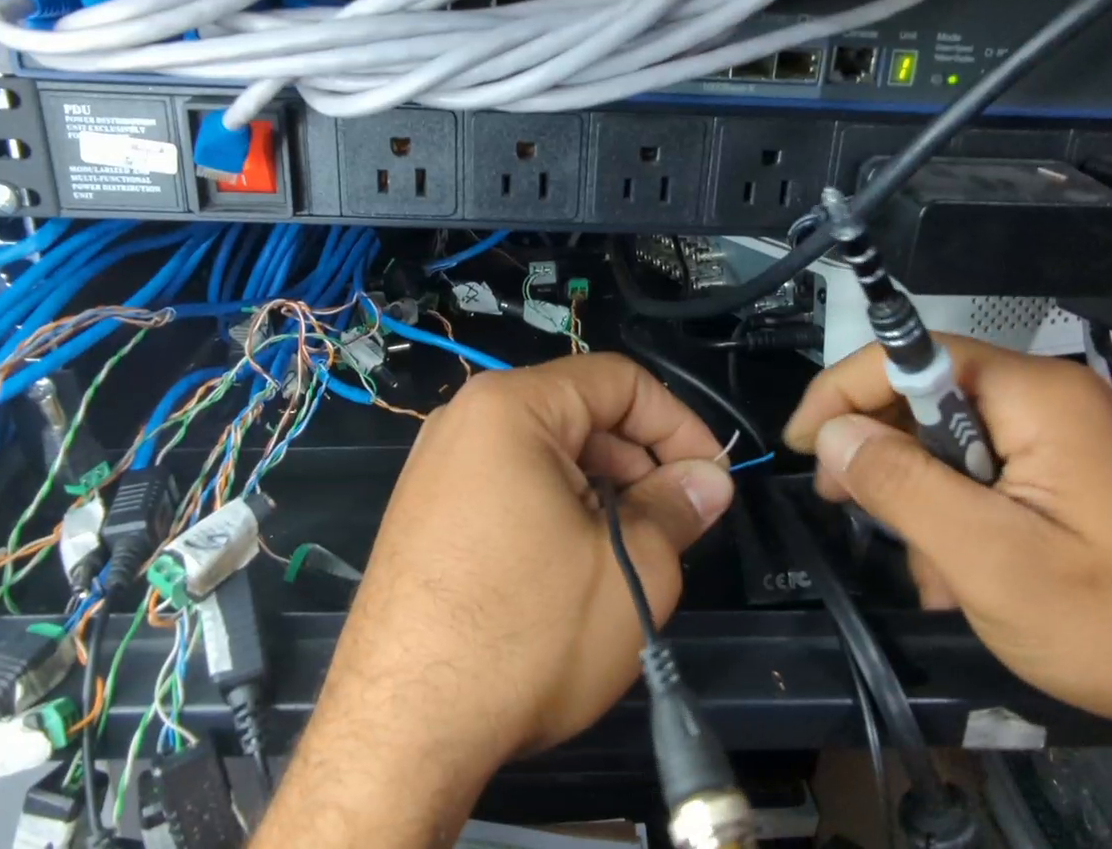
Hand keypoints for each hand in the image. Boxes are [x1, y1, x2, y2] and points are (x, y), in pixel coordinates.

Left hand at [256, 354, 733, 848]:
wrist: (399, 731)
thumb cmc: (526, 633)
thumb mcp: (629, 568)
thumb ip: (677, 507)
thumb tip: (707, 479)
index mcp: (509, 408)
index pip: (618, 380)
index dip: (679, 423)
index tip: (712, 479)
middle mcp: (462, 423)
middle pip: (578, 416)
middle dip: (640, 464)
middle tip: (679, 525)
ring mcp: (434, 471)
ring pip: (544, 458)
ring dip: (602, 494)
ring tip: (629, 556)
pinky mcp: (423, 518)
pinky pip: (507, 490)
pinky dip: (555, 513)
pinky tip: (573, 571)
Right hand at [782, 336, 1111, 744]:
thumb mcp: (989, 559)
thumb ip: (901, 485)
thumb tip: (831, 434)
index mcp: (1038, 397)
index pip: (910, 356)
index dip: (842, 393)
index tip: (801, 448)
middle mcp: (1051, 399)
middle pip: (925, 398)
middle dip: (885, 459)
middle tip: (852, 512)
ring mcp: (1065, 437)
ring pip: (947, 443)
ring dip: (922, 502)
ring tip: (936, 573)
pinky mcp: (1070, 474)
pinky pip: (983, 472)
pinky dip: (958, 516)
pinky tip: (967, 573)